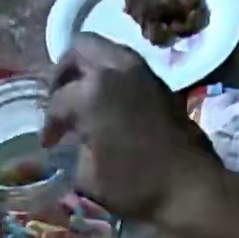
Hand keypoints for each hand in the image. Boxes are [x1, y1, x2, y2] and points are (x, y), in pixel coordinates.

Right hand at [42, 35, 223, 226]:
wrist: (190, 187)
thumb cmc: (138, 187)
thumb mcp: (91, 179)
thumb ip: (76, 154)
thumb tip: (77, 146)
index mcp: (92, 93)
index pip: (59, 102)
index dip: (49, 125)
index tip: (48, 143)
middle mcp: (115, 70)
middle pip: (78, 50)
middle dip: (62, 74)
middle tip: (58, 101)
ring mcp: (141, 71)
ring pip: (105, 50)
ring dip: (88, 69)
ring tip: (83, 98)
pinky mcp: (160, 83)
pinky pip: (126, 65)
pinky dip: (111, 77)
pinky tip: (109, 104)